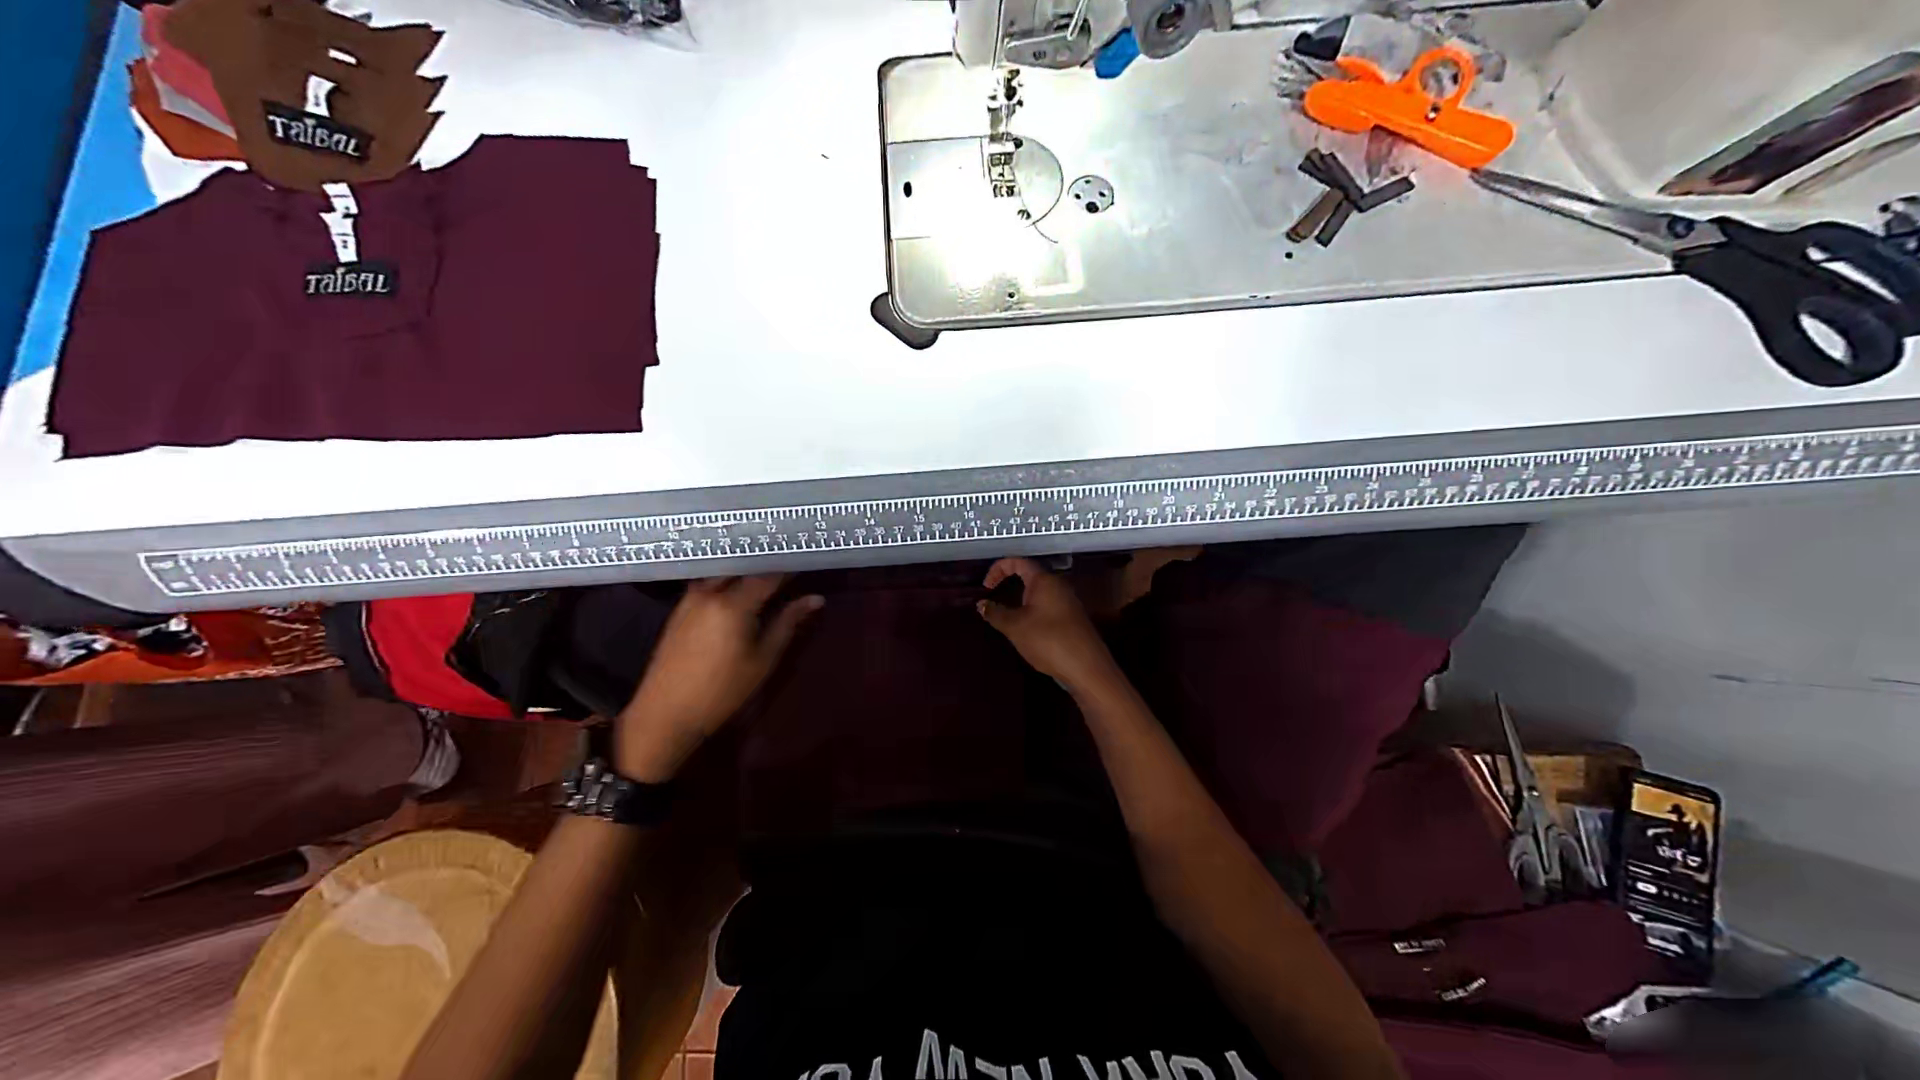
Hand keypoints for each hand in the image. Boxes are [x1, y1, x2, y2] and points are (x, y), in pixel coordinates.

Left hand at [617, 575, 822, 781]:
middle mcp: (709, 592)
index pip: (768, 575)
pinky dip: (726, 583)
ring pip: (723, 574)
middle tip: (789, 572)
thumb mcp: (764, 659)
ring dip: (744, 574)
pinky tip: (737, 595)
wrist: (666, 713)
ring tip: (766, 581)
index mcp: (733, 603)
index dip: (789, 569)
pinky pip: (708, 585)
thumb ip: (788, 623)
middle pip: (743, 569)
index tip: (807, 564)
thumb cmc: (723, 691)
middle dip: (766, 568)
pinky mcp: (679, 609)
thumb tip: (815, 599)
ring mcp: (689, 599)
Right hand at [977, 557, 1119, 691]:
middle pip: (1030, 576)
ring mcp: (1068, 602)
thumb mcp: (1015, 627)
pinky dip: (1032, 612)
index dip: (998, 568)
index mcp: (1044, 581)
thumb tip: (981, 604)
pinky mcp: (1072, 619)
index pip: (1018, 562)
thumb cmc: (1048, 640)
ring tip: (1006, 617)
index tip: (986, 586)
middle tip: (994, 599)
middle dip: (1009, 584)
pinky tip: (1026, 630)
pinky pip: (1047, 607)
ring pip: (1039, 593)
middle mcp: (1058, 585)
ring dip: (1020, 600)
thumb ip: (995, 613)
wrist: (1086, 667)